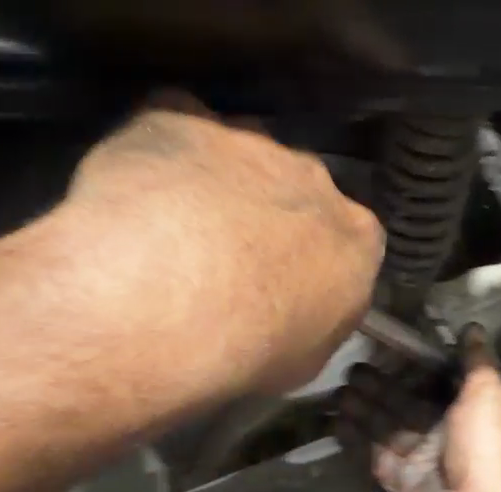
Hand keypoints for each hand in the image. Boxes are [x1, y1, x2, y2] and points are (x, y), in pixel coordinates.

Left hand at [48, 97, 383, 396]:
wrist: (166, 302)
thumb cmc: (249, 350)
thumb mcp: (304, 362)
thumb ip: (315, 321)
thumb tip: (303, 313)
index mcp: (358, 240)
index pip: (352, 243)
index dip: (318, 262)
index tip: (291, 284)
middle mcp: (314, 178)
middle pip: (299, 189)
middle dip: (272, 215)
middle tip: (230, 260)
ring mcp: (249, 142)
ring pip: (241, 154)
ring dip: (220, 182)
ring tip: (179, 230)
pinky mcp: (181, 118)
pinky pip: (177, 124)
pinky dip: (165, 152)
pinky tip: (142, 192)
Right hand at [337, 327, 500, 491]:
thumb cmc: (487, 448)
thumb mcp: (490, 394)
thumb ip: (478, 362)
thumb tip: (474, 327)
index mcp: (472, 410)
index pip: (439, 382)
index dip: (414, 365)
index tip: (386, 346)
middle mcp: (447, 432)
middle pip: (406, 403)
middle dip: (379, 386)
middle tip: (348, 367)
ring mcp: (422, 457)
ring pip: (386, 426)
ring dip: (363, 408)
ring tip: (335, 390)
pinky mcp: (401, 479)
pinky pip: (374, 453)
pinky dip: (356, 439)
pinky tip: (335, 422)